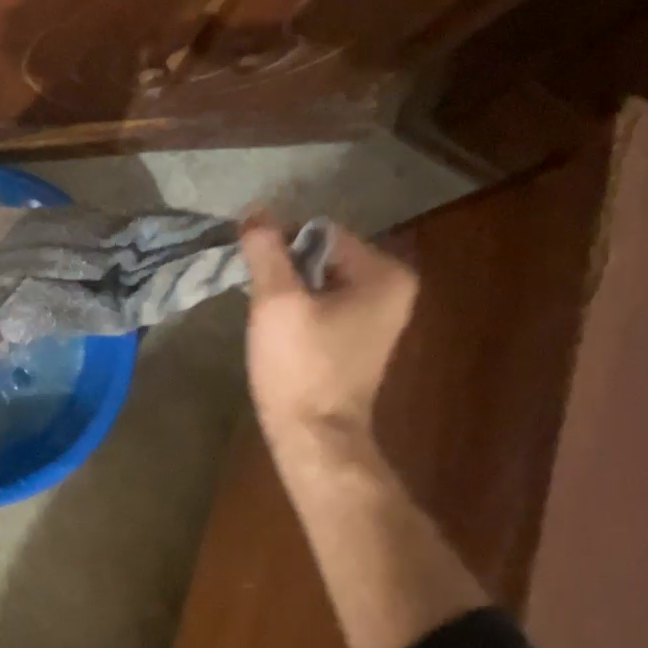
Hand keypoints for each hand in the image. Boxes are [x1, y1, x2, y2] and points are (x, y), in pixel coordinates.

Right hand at [241, 215, 416, 440]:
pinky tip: (281, 330)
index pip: (318, 231)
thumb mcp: (276, 301)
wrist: (314, 436)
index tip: (255, 272)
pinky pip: (325, 301)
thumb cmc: (300, 366)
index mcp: (384, 272)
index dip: (280, 245)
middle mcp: (393, 287)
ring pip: (319, 277)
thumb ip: (266, 249)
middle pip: (321, 253)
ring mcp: (380, 313)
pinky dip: (300, 306)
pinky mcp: (361, 335)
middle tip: (259, 296)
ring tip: (268, 314)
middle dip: (285, 267)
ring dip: (289, 287)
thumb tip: (256, 211)